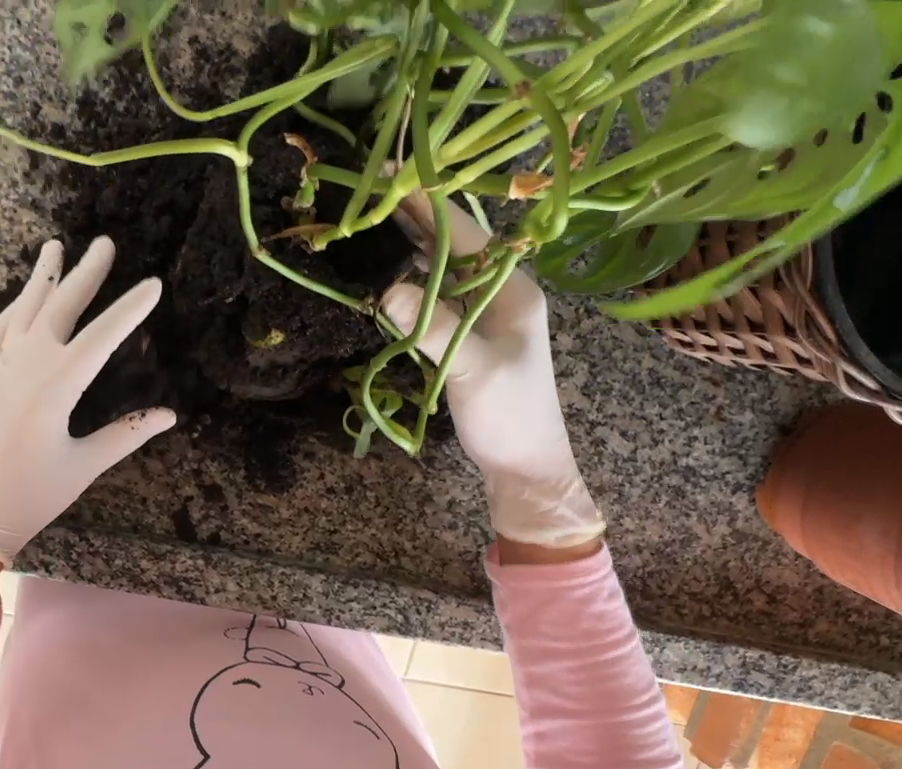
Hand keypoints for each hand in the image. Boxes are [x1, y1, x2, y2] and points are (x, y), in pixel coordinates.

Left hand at [0, 237, 176, 564]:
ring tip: (55, 246)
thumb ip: (125, 435)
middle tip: (105, 243)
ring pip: (23, 313)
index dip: (129, 311)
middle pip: (59, 310)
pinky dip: (12, 312)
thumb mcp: (86, 465)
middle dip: (85, 276)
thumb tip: (169, 415)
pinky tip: (22, 300)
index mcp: (55, 388)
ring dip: (41, 279)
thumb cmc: (35, 495)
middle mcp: (26, 369)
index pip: (100, 338)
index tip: (153, 284)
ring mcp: (2, 372)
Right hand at [380, 193, 604, 550]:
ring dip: (413, 243)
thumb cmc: (508, 416)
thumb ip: (433, 329)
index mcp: (512, 289)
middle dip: (418, 215)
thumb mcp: (472, 371)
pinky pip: (440, 294)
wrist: (525, 463)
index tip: (395, 173)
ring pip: (446, 267)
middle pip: (456, 244)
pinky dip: (415, 278)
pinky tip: (393, 269)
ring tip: (376, 217)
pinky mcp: (470, 335)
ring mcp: (486, 313)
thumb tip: (386, 290)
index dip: (429, 203)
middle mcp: (502, 291)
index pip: (466, 235)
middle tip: (375, 186)